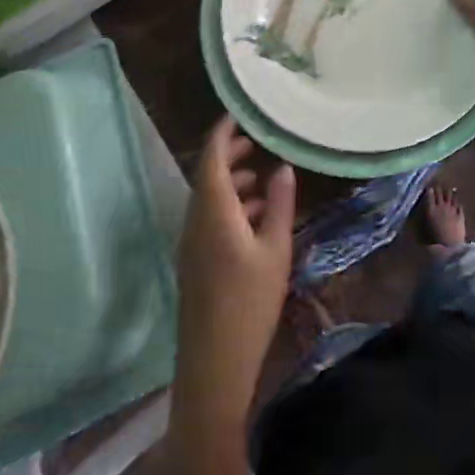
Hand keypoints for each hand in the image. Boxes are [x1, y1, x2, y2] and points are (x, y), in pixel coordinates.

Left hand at [175, 118, 296, 427]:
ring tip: (262, 174)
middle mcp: (195, 222)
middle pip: (206, 177)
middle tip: (256, 139)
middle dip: (228, 155)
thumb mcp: (275, 249)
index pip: (210, 160)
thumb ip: (278, 204)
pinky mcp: (196, 261)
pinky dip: (230, 204)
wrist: (215, 361)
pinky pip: (209, 218)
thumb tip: (282, 167)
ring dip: (231, 181)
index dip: (222, 134)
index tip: (239, 113)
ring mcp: (192, 244)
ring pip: (208, 199)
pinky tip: (255, 213)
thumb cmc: (250, 302)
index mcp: (213, 214)